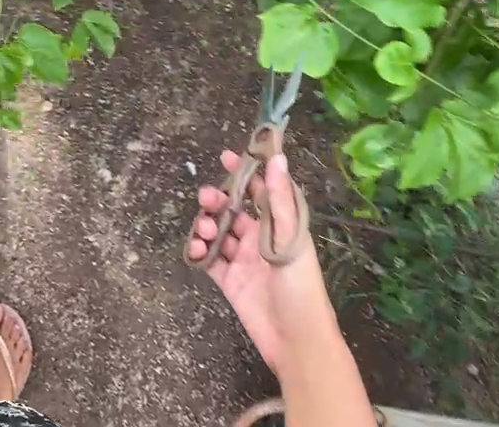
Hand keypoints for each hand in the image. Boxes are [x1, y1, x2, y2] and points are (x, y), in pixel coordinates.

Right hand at [186, 151, 332, 371]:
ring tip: (204, 231)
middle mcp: (259, 239)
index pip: (259, 191)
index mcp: (278, 227)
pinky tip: (196, 249)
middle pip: (232, 209)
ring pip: (216, 231)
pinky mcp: (228, 280)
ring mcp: (242, 260)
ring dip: (206, 224)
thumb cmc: (301, 287)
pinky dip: (198, 250)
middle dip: (217, 199)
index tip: (226, 157)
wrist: (297, 343)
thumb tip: (277, 156)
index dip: (244, 173)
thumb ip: (279, 198)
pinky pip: (207, 257)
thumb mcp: (291, 239)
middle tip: (207, 198)